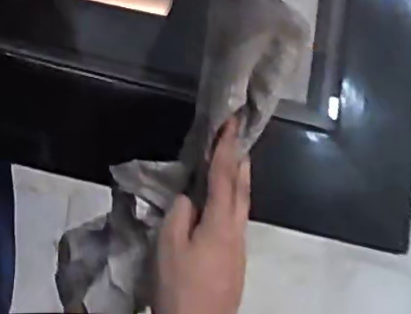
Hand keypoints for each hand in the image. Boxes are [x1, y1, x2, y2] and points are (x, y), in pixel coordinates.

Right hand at [154, 118, 249, 313]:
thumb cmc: (179, 286)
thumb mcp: (168, 244)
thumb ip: (180, 214)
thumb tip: (190, 199)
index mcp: (221, 226)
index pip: (224, 178)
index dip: (226, 148)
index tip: (231, 124)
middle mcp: (236, 236)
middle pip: (241, 191)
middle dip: (239, 161)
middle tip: (238, 135)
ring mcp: (238, 253)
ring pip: (241, 207)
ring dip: (238, 180)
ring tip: (233, 160)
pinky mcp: (233, 266)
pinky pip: (235, 221)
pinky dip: (231, 199)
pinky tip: (221, 200)